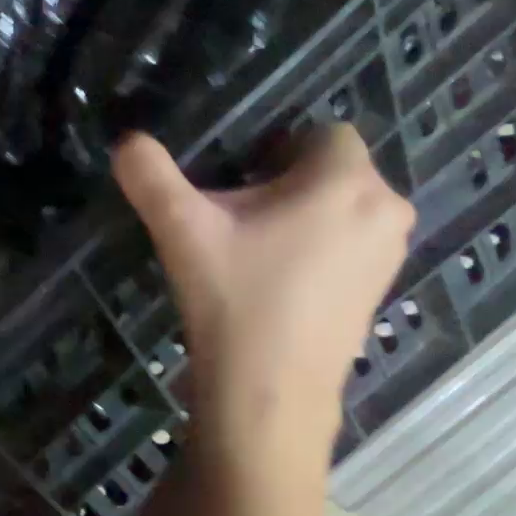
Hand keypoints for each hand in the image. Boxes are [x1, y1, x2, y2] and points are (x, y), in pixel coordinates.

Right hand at [112, 126, 414, 449]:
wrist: (269, 384)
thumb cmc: (232, 295)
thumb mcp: (178, 227)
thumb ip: (149, 175)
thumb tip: (126, 142)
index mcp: (344, 182)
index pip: (323, 132)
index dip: (274, 146)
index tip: (233, 178)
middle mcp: (385, 208)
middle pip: (333, 169)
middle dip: (284, 180)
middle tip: (230, 216)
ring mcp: (389, 251)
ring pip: (342, 206)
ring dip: (300, 212)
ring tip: (248, 248)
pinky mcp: (381, 285)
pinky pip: (349, 241)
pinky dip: (315, 246)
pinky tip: (271, 278)